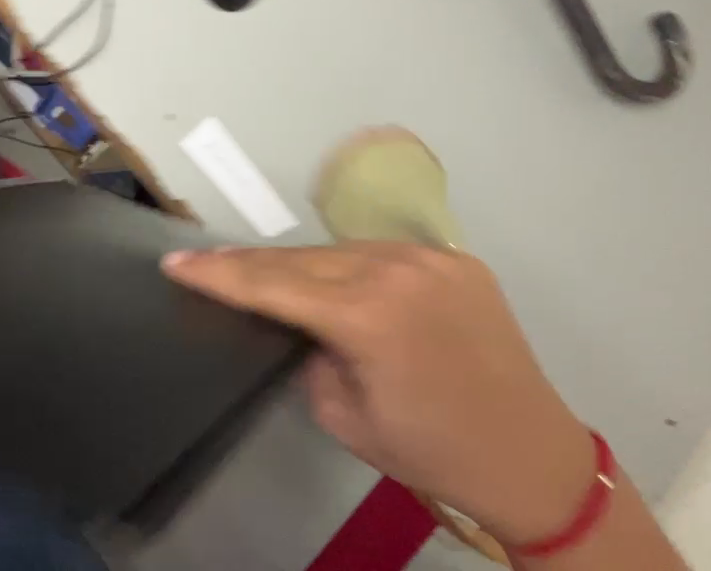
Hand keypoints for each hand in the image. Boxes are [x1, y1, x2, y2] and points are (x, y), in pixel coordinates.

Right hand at [163, 243, 594, 545]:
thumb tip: (300, 321)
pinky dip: (346, 265)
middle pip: (300, 258)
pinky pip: (379, 253)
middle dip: (249, 264)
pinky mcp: (456, 259)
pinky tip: (331, 280)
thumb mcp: (343, 414)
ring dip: (298, 264)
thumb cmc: (431, 451)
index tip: (175, 261)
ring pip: (338, 249)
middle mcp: (398, 270)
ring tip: (260, 272)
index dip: (217, 273)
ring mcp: (432, 258)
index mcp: (369, 315)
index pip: (271, 283)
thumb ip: (308, 353)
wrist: (536, 460)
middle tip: (204, 264)